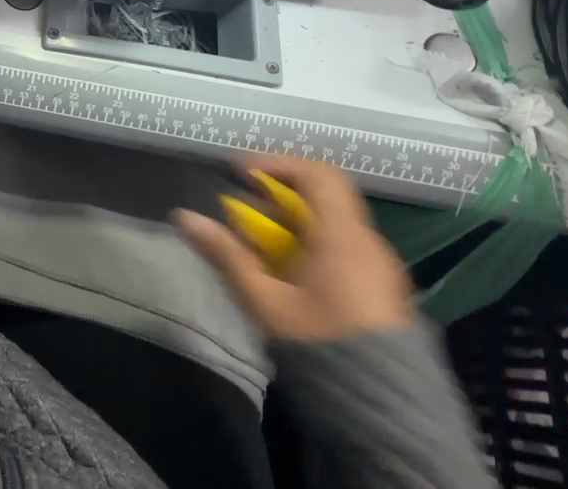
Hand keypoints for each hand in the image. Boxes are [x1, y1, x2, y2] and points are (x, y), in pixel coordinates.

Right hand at [175, 155, 415, 341]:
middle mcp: (368, 242)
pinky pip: (343, 246)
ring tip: (258, 244)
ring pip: (333, 223)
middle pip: (324, 197)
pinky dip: (311, 241)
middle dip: (278, 196)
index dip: (278, 164)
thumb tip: (184, 217)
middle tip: (241, 212)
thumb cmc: (320, 341)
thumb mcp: (264, 299)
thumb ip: (226, 254)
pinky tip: (287, 269)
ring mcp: (379, 266)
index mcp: (344, 237)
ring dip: (292, 221)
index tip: (241, 174)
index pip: (319, 175)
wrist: (383, 403)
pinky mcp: (381, 287)